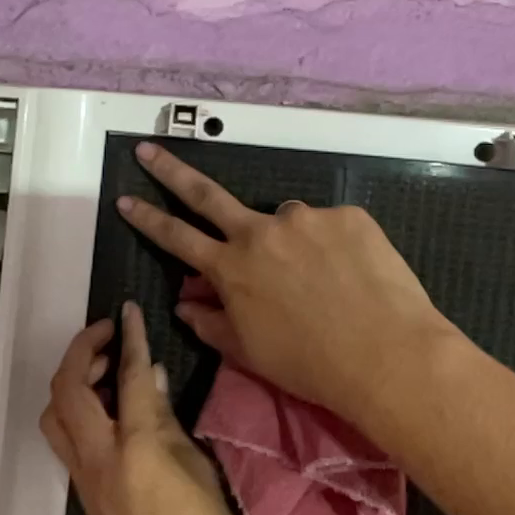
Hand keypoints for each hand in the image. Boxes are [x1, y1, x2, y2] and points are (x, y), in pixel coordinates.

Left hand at [41, 303, 240, 514]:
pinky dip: (75, 407)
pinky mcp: (82, 490)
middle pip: (68, 387)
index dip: (128, 337)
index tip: (127, 309)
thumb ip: (168, 420)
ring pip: (54, 412)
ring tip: (101, 368)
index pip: (128, 376)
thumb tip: (150, 378)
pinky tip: (105, 404)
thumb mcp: (199, 471)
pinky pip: (64, 435)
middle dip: (81, 350)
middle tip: (108, 335)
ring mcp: (84, 475)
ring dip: (69, 379)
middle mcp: (98, 456)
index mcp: (136, 447)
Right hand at [117, 141, 470, 429]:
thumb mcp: (250, 352)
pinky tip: (350, 275)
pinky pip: (328, 226)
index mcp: (231, 269)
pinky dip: (331, 246)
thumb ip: (211, 323)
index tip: (126, 198)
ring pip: (283, 221)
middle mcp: (260, 233)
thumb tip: (185, 304)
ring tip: (320, 278)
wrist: (388, 356)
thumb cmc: (311, 365)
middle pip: (205, 194)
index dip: (148, 218)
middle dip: (170, 170)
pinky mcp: (346, 216)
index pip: (176, 237)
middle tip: (148, 150)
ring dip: (288, 240)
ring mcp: (304, 219)